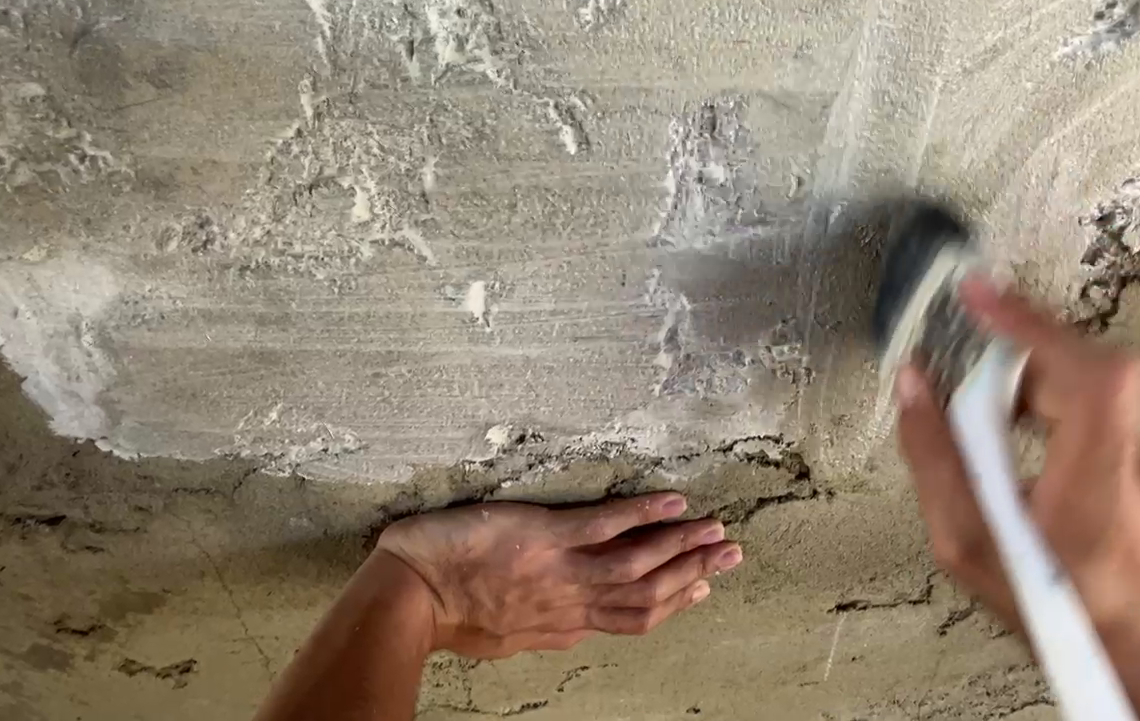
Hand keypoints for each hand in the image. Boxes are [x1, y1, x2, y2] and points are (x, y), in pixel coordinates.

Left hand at [372, 493, 740, 658]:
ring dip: (682, 548)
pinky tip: (672, 503)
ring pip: (637, 564)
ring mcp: (563, 570)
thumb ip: (545, 628)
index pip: (633, 619)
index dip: (674, 604)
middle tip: (732, 556)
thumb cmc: (449, 613)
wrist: (407, 598)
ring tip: (717, 530)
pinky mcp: (546, 536)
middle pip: (648, 594)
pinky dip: (643, 516)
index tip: (703, 589)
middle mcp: (573, 603)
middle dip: (694, 575)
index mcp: (564, 625)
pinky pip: (605, 527)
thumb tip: (576, 627)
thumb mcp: (505, 636)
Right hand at [896, 278, 1139, 720]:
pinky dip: (1046, 398)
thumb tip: (912, 379)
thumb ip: (932, 458)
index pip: (1091, 379)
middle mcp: (1139, 463)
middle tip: (959, 369)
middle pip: (1080, 366)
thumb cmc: (1048, 605)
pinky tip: (1016, 435)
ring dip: (1025, 378)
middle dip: (1012, 350)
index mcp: (1096, 492)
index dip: (1034, 326)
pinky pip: (1092, 401)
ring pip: (1083, 381)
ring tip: (980, 413)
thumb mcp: (964, 544)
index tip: (977, 296)